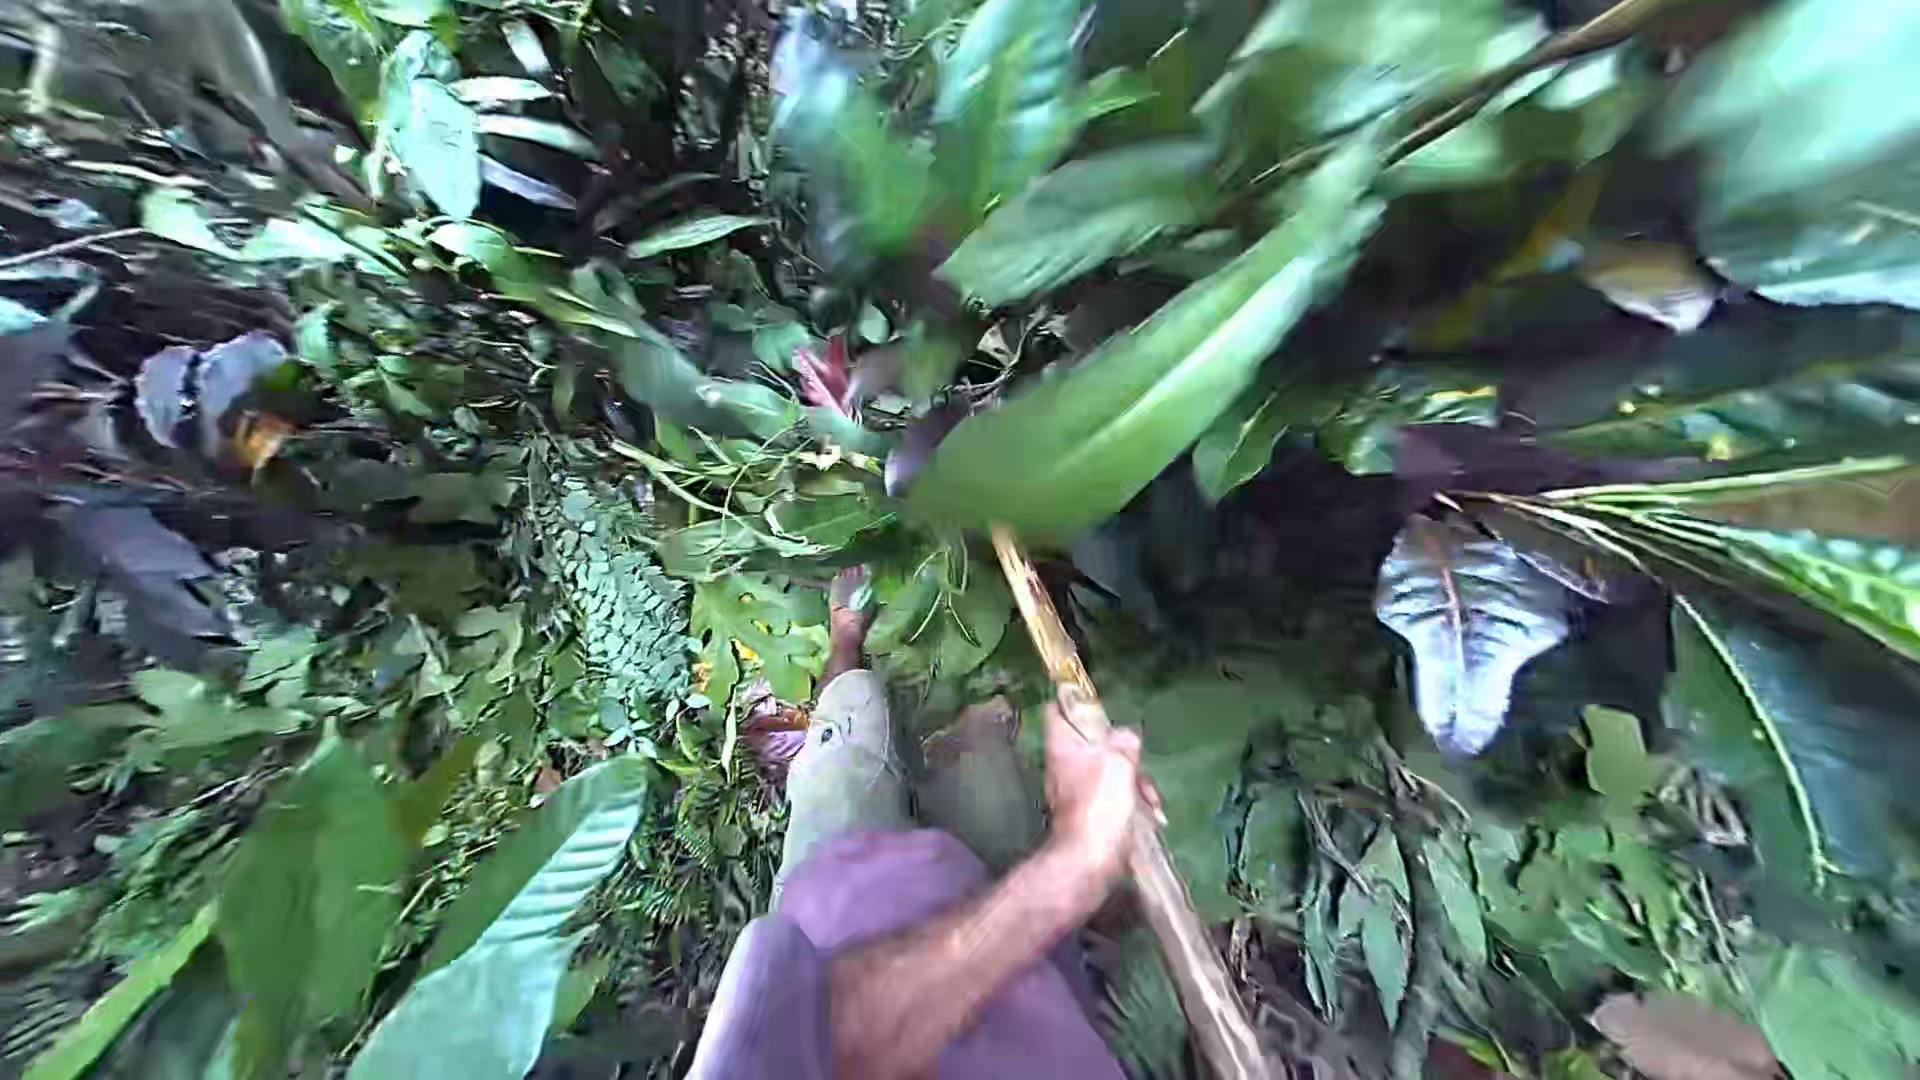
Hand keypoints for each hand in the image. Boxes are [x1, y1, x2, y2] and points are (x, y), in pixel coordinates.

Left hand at [1041, 686, 1159, 890]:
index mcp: (1063, 745)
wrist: (1089, 864)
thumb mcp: (1119, 763)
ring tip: (1152, 803)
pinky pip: (1112, 796)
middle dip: (1124, 753)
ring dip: (1135, 782)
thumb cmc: (1099, 807)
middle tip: (1140, 768)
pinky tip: (1151, 818)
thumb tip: (1126, 736)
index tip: (1101, 707)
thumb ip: (1124, 742)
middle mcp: (1064, 763)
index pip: (1058, 710)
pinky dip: (1131, 803)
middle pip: (1094, 742)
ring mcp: (1075, 789)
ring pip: (1108, 770)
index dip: (1075, 702)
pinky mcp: (1089, 813)